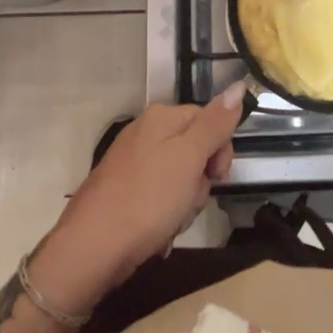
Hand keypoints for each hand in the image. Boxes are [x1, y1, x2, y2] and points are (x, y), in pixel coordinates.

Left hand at [25, 82, 245, 316]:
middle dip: (200, 182)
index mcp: (162, 117)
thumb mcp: (190, 157)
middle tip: (188, 201)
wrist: (93, 247)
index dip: (220, 152)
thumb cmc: (148, 198)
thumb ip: (215, 123)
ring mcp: (132, 162)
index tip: (216, 178)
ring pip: (180, 179)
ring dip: (184, 204)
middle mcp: (145, 132)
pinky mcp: (125, 190)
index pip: (210, 121)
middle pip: (195, 151)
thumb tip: (239, 85)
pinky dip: (164, 216)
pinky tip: (157, 232)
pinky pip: (160, 197)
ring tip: (170, 221)